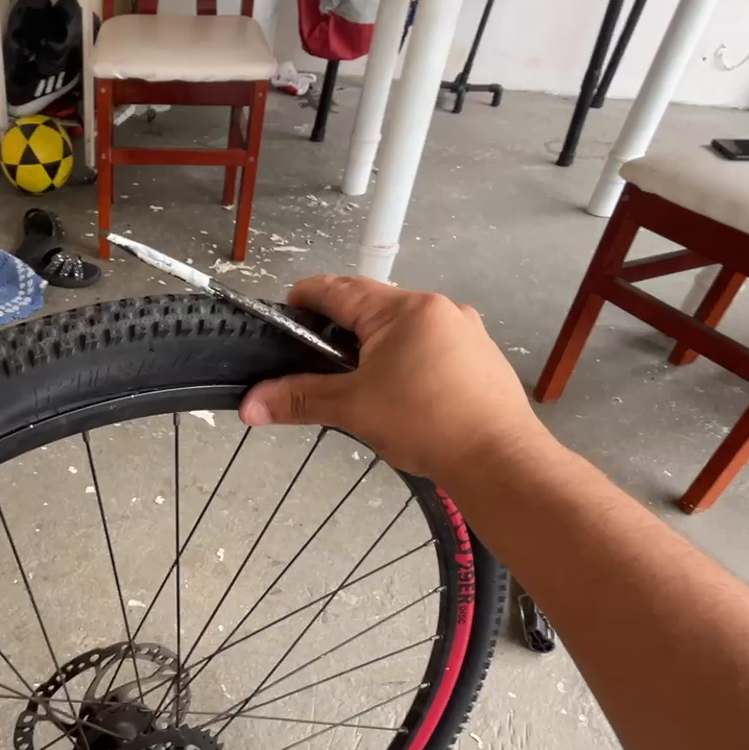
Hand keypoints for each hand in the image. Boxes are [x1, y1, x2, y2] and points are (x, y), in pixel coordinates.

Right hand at [239, 275, 547, 480]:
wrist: (499, 459)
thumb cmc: (424, 423)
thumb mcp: (353, 409)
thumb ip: (299, 400)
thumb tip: (249, 405)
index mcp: (404, 310)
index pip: (340, 289)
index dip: (306, 296)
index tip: (284, 312)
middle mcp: (437, 308)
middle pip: (372, 308)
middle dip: (338, 328)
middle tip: (310, 358)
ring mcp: (465, 331)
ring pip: (401, 329)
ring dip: (371, 347)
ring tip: (352, 381)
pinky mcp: (480, 357)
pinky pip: (427, 347)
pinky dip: (402, 361)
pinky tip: (397, 394)